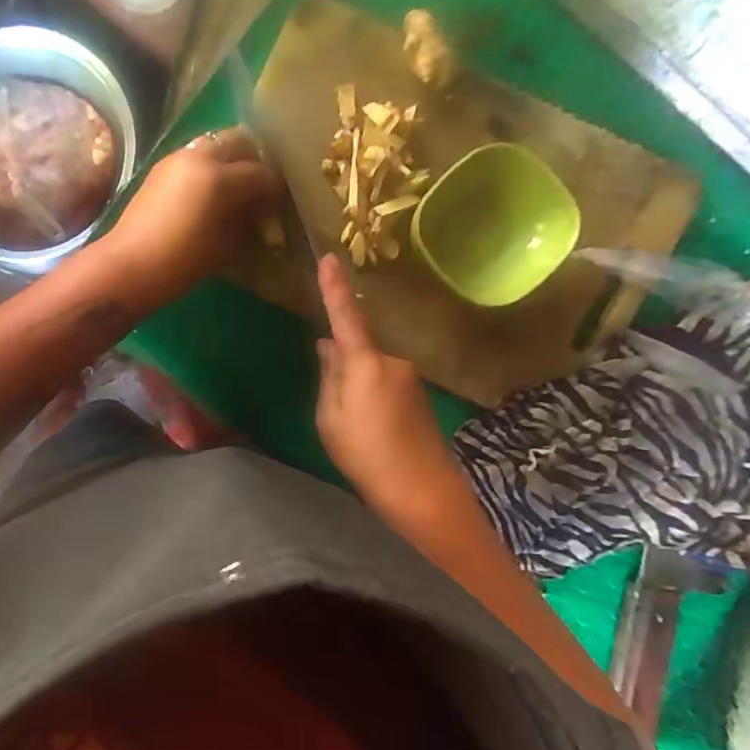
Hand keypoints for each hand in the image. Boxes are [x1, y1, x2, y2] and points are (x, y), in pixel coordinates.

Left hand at [94, 128, 278, 307]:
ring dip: (230, 161)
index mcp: (221, 178)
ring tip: (232, 191)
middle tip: (256, 190)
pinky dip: (209, 167)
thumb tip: (259, 209)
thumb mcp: (225, 246)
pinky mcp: (161, 166)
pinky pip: (195, 156)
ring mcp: (178, 157)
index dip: (274, 191)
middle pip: (241, 142)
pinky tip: (208, 193)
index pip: (263, 173)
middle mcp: (201, 157)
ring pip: (216, 143)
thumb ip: (247, 220)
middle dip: (254, 162)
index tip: (275, 208)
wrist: (129, 266)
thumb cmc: (181, 264)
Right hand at [314, 254, 462, 508]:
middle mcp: (392, 362)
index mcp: (366, 364)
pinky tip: (371, 433)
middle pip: (356, 351)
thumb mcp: (330, 418)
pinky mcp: (418, 396)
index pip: (345, 317)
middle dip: (340, 369)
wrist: (422, 491)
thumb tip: (328, 347)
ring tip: (354, 432)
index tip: (328, 257)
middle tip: (334, 412)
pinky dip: (371, 400)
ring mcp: (409, 378)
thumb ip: (328, 377)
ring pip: (369, 371)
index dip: (334, 288)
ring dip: (356, 390)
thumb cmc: (365, 454)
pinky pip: (384, 384)